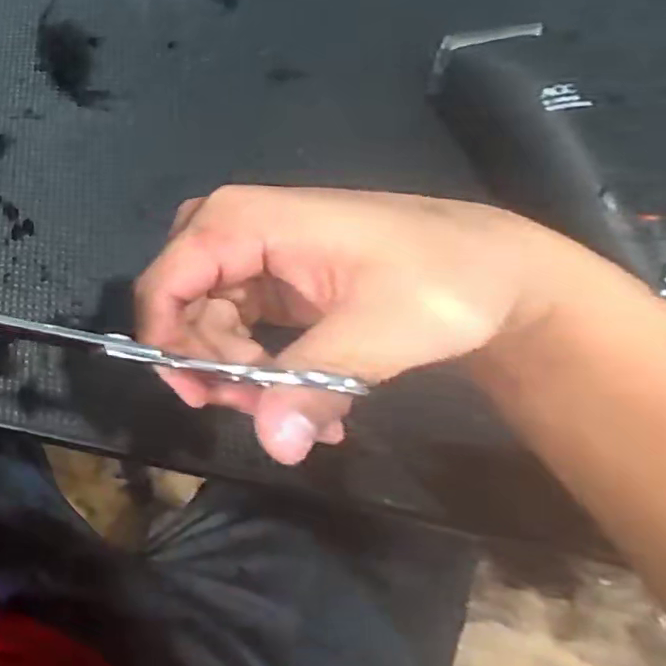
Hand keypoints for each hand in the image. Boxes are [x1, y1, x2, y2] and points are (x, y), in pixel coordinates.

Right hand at [134, 186, 584, 464]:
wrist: (500, 267)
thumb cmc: (446, 279)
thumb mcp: (385, 328)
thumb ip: (319, 379)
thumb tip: (273, 445)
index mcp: (239, 221)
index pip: (165, 282)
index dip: (165, 341)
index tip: (201, 397)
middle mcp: (227, 228)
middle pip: (180, 306)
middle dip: (212, 363)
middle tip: (263, 408)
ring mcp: (244, 253)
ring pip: (203, 322)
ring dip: (240, 373)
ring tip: (306, 413)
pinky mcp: (262, 277)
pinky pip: (232, 325)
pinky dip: (258, 366)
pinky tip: (302, 396)